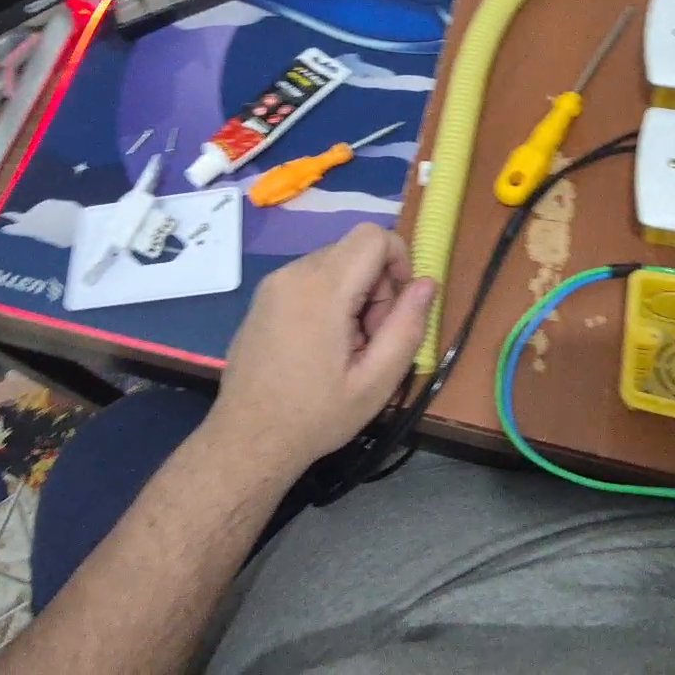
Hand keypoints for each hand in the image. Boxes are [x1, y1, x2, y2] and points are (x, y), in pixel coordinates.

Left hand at [206, 223, 436, 474]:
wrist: (247, 439)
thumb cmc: (314, 416)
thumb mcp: (376, 382)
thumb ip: (407, 327)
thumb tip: (426, 283)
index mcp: (322, 288)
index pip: (373, 236)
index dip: (399, 261)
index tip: (398, 306)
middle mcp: (293, 273)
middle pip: (354, 251)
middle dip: (376, 286)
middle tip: (370, 340)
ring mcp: (273, 283)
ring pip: (333, 263)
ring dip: (353, 295)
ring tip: (346, 348)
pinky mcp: (263, 296)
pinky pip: (310, 277)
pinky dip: (328, 298)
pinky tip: (321, 345)